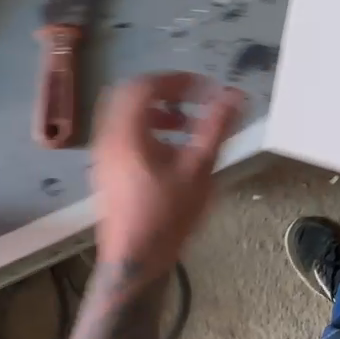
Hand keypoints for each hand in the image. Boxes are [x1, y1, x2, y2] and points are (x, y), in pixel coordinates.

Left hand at [91, 73, 244, 267]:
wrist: (138, 258)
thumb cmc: (169, 213)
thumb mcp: (200, 167)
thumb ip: (217, 127)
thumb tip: (235, 95)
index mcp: (127, 132)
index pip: (145, 86)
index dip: (178, 81)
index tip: (206, 88)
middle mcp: (108, 138)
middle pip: (130, 95)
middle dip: (166, 92)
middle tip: (195, 100)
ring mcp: (104, 155)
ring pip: (125, 115)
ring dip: (157, 110)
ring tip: (188, 125)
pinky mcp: (107, 170)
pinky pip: (123, 133)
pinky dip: (148, 128)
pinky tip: (173, 149)